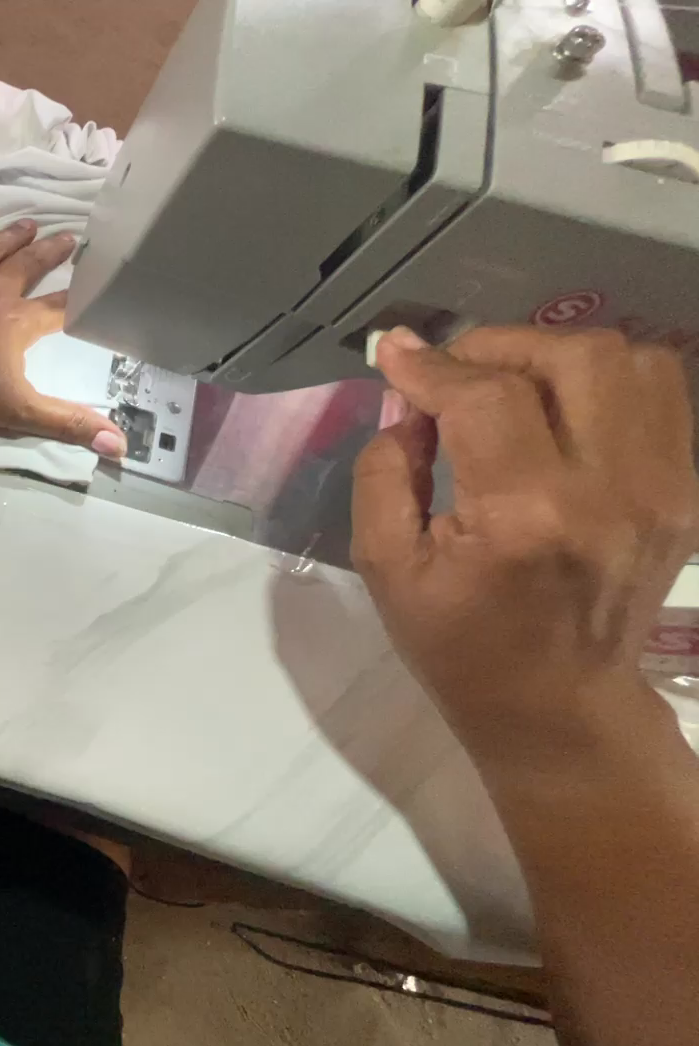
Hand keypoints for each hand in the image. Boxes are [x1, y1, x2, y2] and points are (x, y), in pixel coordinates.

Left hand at [0, 218, 126, 456]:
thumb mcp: (14, 411)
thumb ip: (65, 424)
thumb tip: (118, 444)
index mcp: (18, 321)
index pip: (58, 308)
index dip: (78, 299)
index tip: (96, 286)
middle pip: (29, 266)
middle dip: (51, 253)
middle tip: (69, 238)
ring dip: (11, 237)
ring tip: (29, 223)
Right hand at [353, 325, 698, 771]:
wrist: (550, 694)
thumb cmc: (449, 635)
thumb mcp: (382, 560)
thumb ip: (385, 473)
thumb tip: (404, 408)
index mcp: (524, 516)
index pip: (486, 400)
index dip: (430, 366)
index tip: (389, 353)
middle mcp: (613, 489)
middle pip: (578, 360)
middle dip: (495, 347)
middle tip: (443, 369)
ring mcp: (667, 486)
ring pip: (634, 363)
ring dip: (551, 355)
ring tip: (494, 381)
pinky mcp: (686, 488)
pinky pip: (658, 395)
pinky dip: (596, 379)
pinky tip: (544, 404)